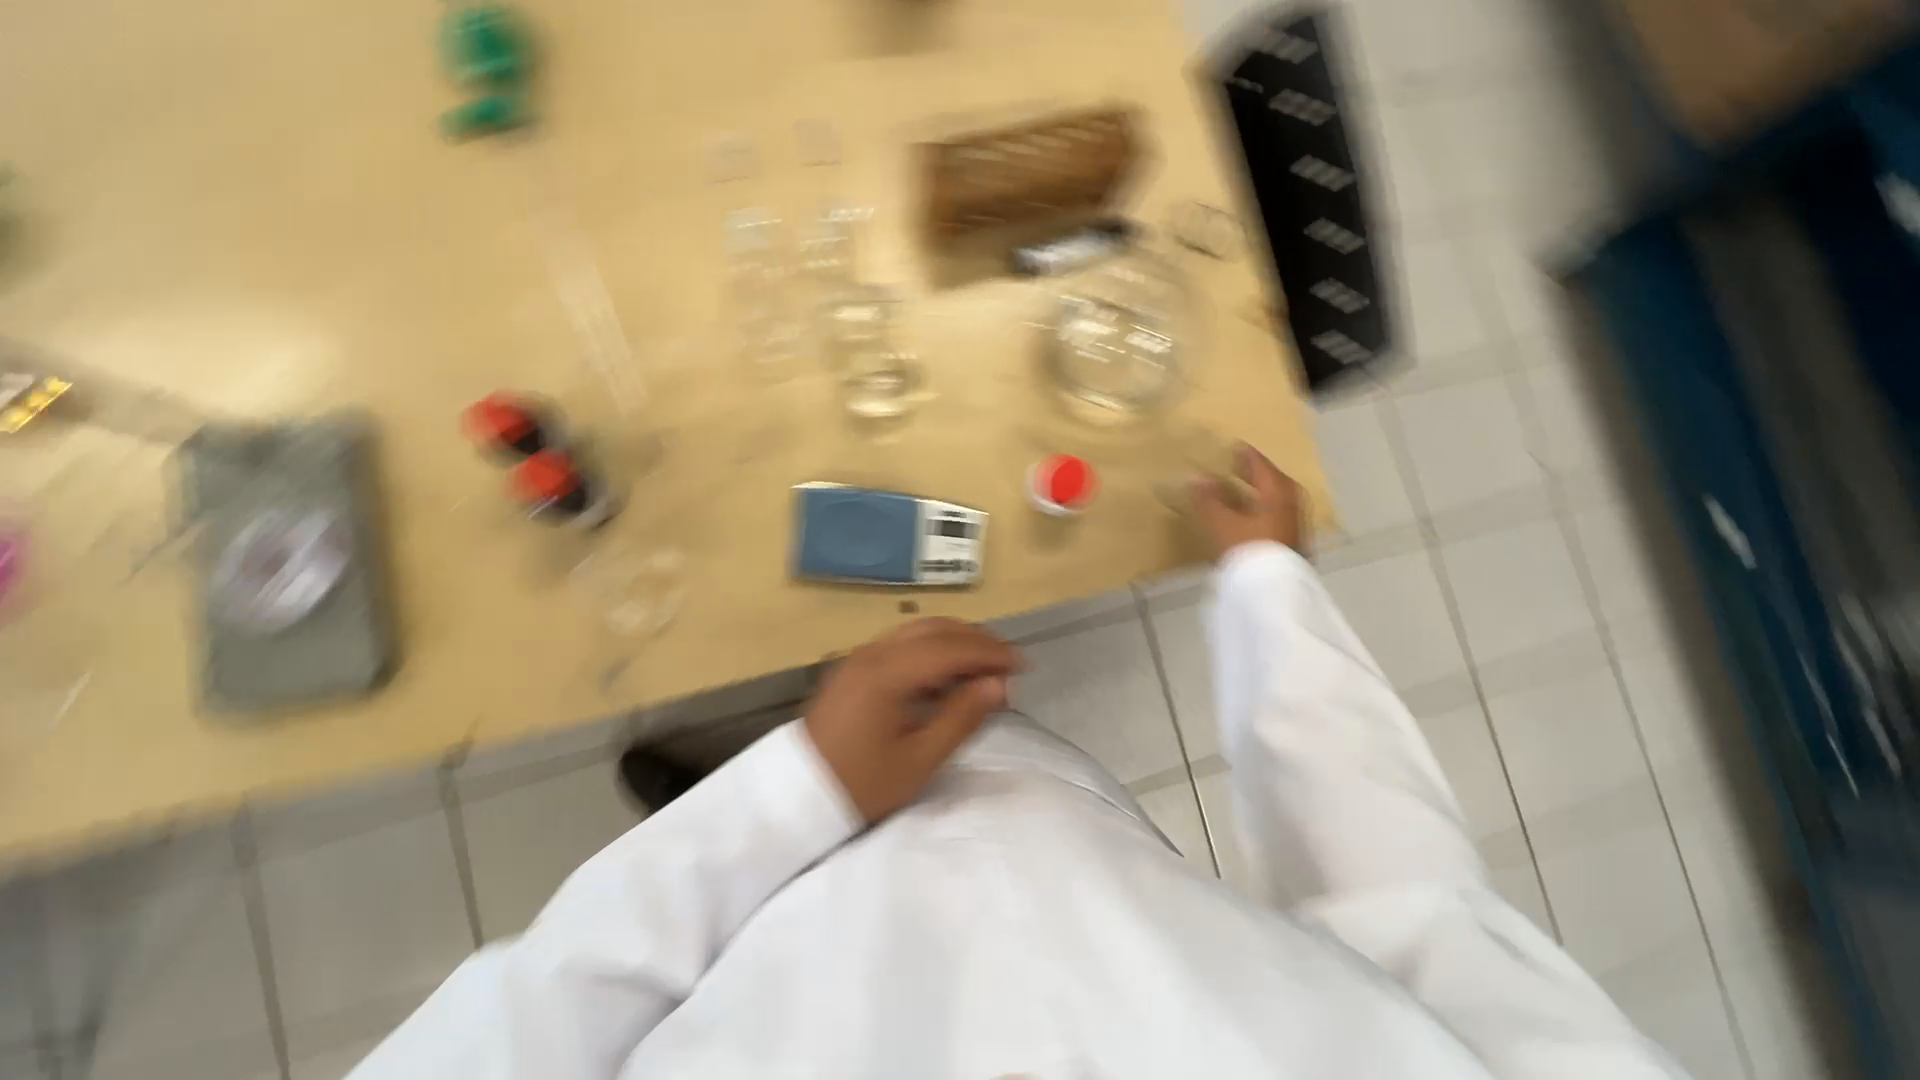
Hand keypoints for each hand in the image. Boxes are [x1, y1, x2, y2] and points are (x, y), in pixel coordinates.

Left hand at [804, 618, 1023, 823]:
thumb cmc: (861, 784)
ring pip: (917, 633)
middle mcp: (872, 653)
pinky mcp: (852, 669)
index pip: (951, 648)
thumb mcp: (919, 760)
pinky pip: (900, 646)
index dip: (991, 652)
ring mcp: (859, 658)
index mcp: (887, 672)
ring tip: (985, 668)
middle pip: (934, 630)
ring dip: (955, 642)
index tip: (1024, 665)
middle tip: (1009, 663)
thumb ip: (962, 717)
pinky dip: (931, 651)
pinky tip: (948, 677)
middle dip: (976, 641)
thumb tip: (998, 685)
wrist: (797, 796)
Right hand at [1188, 442, 1308, 560]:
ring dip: (1258, 494)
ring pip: (1275, 500)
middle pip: (1272, 481)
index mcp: (1278, 492)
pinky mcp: (1292, 544)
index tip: (1233, 446)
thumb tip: (1196, 477)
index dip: (1245, 455)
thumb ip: (1208, 499)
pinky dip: (1262, 511)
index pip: (1260, 465)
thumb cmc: (1247, 549)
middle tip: (1238, 467)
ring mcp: (1295, 525)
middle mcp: (1292, 503)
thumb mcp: (1221, 522)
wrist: (1271, 591)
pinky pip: (1275, 517)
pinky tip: (1250, 518)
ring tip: (1241, 492)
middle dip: (1255, 474)